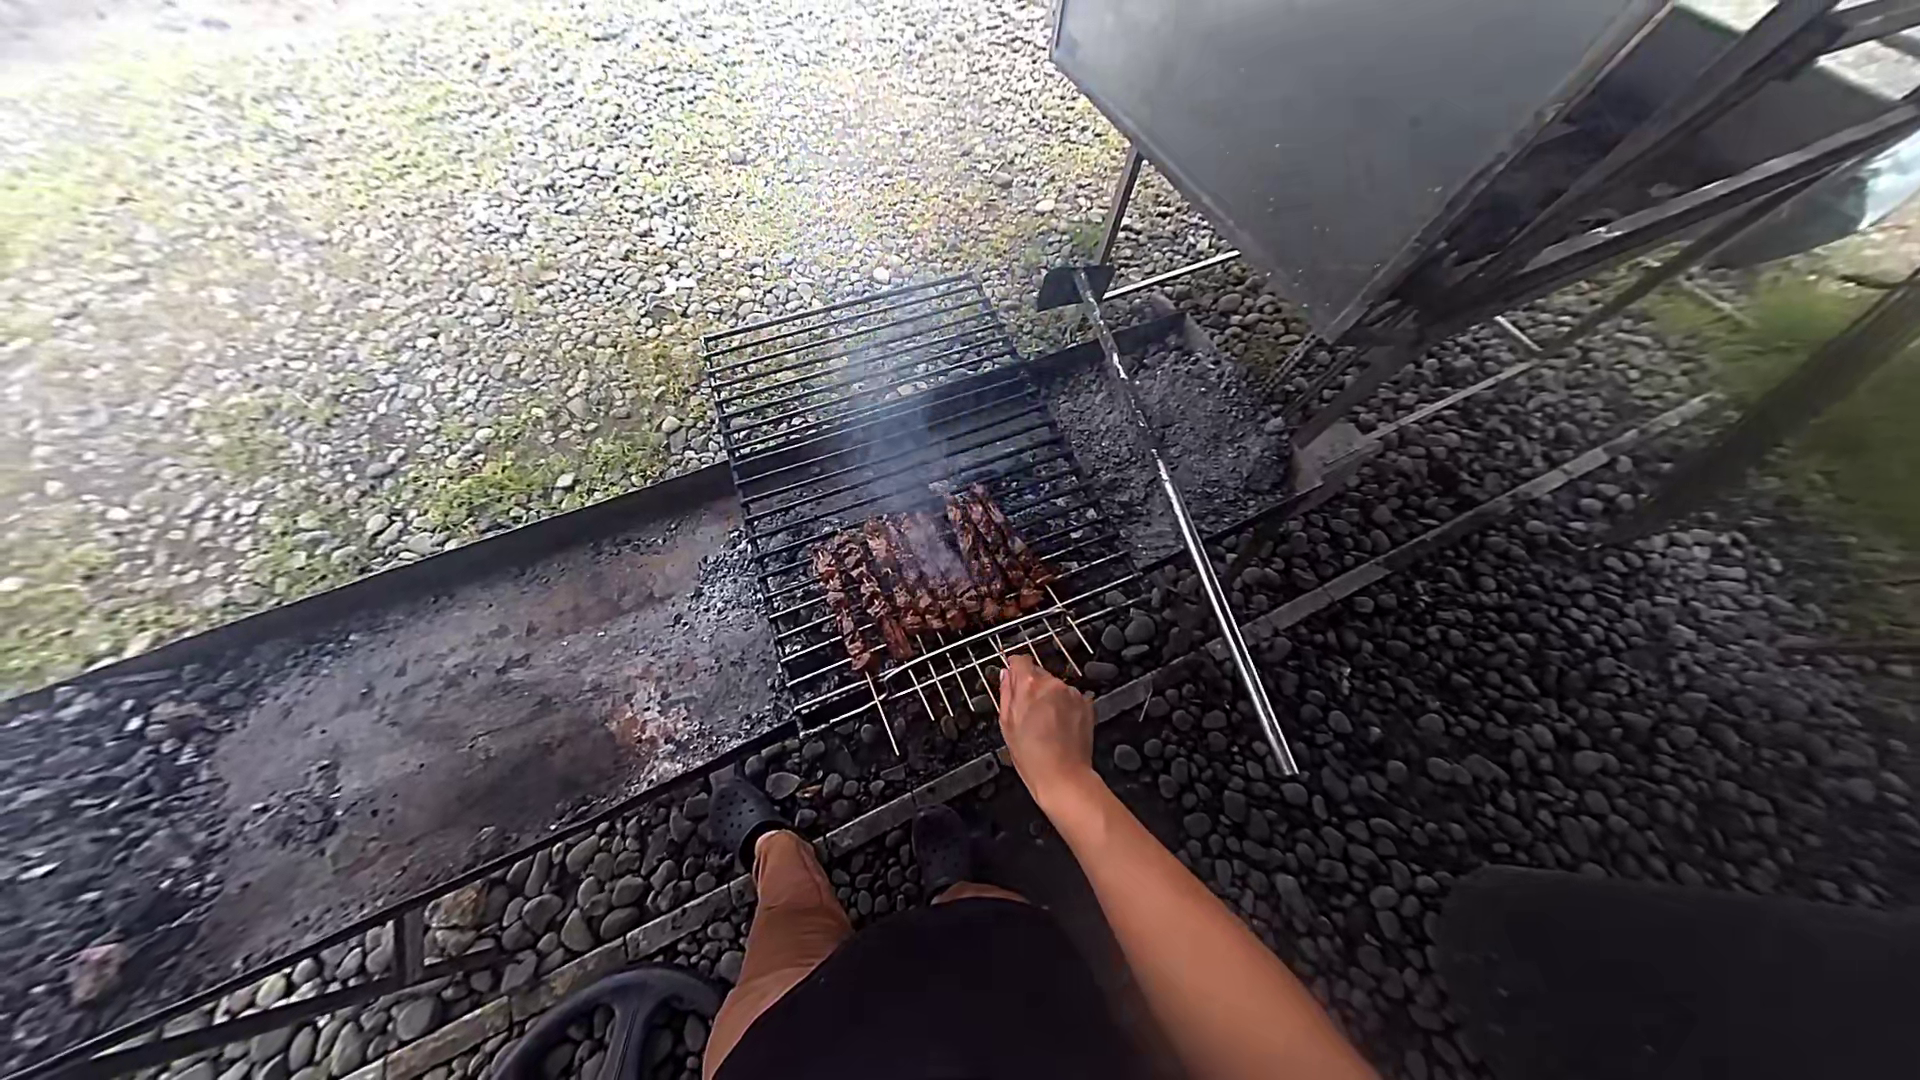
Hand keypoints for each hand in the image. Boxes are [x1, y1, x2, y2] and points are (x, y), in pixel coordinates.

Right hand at [998, 656, 1100, 808]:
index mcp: (1028, 686)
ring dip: (1050, 697)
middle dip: (1032, 688)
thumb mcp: (1007, 723)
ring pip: (1055, 686)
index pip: (1020, 660)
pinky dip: (1065, 706)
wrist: (1063, 776)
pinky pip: (1070, 697)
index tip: (1014, 676)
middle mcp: (1052, 684)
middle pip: (1038, 674)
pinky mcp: (1086, 704)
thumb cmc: (1032, 757)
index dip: (1015, 668)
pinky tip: (1059, 726)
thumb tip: (1006, 675)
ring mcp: (1071, 693)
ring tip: (1045, 724)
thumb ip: (1006, 693)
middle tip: (1028, 712)